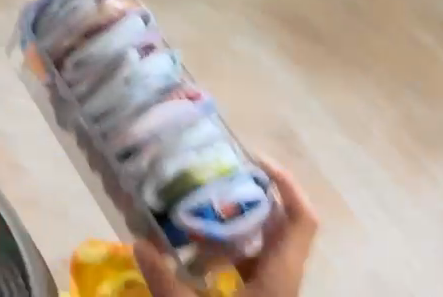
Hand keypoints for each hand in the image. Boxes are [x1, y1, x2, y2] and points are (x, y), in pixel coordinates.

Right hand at [134, 159, 317, 296]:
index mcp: (281, 277)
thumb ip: (165, 279)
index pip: (302, 220)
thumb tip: (139, 243)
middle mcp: (283, 281)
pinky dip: (224, 256)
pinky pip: (247, 270)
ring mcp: (272, 294)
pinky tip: (191, 256)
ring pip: (260, 249)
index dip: (286, 184)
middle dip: (244, 199)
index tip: (251, 159)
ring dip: (230, 228)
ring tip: (191, 210)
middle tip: (207, 178)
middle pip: (277, 227)